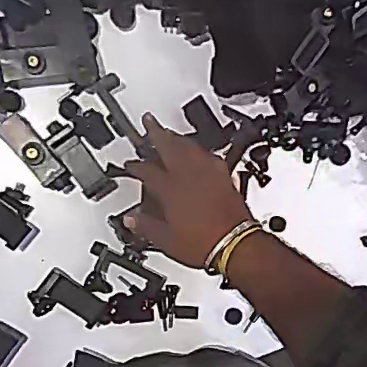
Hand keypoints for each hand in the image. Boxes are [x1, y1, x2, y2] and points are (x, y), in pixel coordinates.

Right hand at [120, 114, 254, 268]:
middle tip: (149, 122)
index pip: (147, 171)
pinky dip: (199, 150)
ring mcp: (208, 173)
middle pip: (169, 146)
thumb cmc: (205, 243)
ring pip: (190, 146)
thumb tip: (131, 220)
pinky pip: (209, 155)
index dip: (136, 166)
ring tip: (170, 132)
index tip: (130, 164)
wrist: (235, 245)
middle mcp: (189, 176)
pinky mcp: (224, 176)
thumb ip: (146, 226)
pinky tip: (199, 151)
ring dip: (177, 137)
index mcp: (170, 189)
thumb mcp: (166, 240)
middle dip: (156, 132)